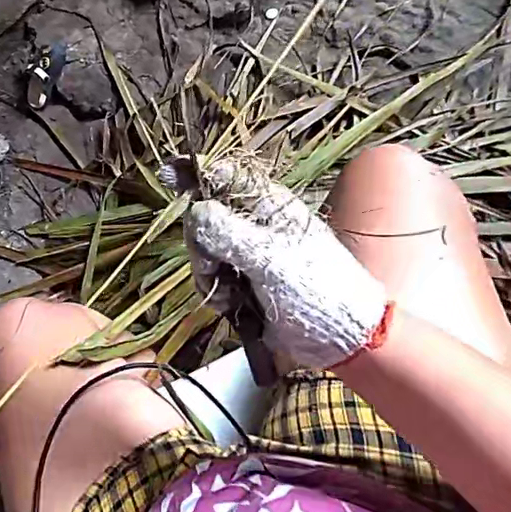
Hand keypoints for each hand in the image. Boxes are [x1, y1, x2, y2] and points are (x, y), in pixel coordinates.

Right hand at [185, 160, 391, 368]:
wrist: (342, 338)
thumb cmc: (316, 289)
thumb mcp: (268, 257)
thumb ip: (226, 231)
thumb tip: (194, 211)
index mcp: (267, 203)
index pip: (223, 174)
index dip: (195, 173)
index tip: (168, 176)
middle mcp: (255, 221)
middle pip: (204, 214)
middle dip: (199, 242)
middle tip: (210, 266)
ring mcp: (248, 250)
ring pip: (203, 247)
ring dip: (206, 272)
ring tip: (227, 294)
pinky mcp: (244, 278)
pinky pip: (211, 274)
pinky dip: (213, 289)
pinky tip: (229, 304)